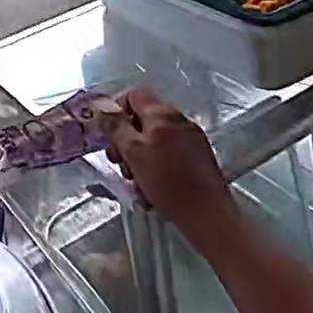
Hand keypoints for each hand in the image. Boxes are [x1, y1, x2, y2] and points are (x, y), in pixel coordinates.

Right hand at [104, 88, 231, 217]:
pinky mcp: (200, 160)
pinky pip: (169, 156)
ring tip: (136, 183)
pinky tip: (152, 191)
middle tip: (119, 162)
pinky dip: (157, 169)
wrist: (210, 218)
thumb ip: (115, 127)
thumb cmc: (168, 182)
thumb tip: (102, 109)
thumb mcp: (132, 152)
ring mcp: (192, 140)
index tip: (109, 133)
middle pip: (143, 120)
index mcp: (162, 113)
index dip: (116, 110)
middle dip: (126, 141)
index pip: (132, 95)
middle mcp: (179, 120)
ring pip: (155, 141)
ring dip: (140, 159)